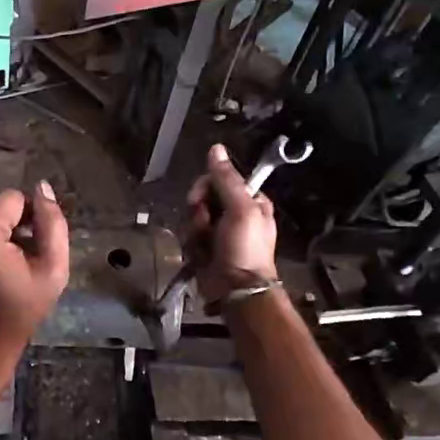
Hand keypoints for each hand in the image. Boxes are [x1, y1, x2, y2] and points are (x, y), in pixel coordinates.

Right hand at [185, 145, 279, 304]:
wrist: (235, 291)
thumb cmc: (245, 249)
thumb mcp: (241, 209)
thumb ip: (226, 179)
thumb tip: (216, 148)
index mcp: (249, 200)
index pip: (219, 179)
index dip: (206, 187)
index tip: (201, 197)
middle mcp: (233, 213)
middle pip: (202, 197)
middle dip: (198, 212)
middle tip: (205, 226)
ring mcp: (218, 232)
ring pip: (192, 217)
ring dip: (194, 232)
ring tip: (205, 246)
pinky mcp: (205, 249)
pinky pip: (189, 237)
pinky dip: (192, 246)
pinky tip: (200, 256)